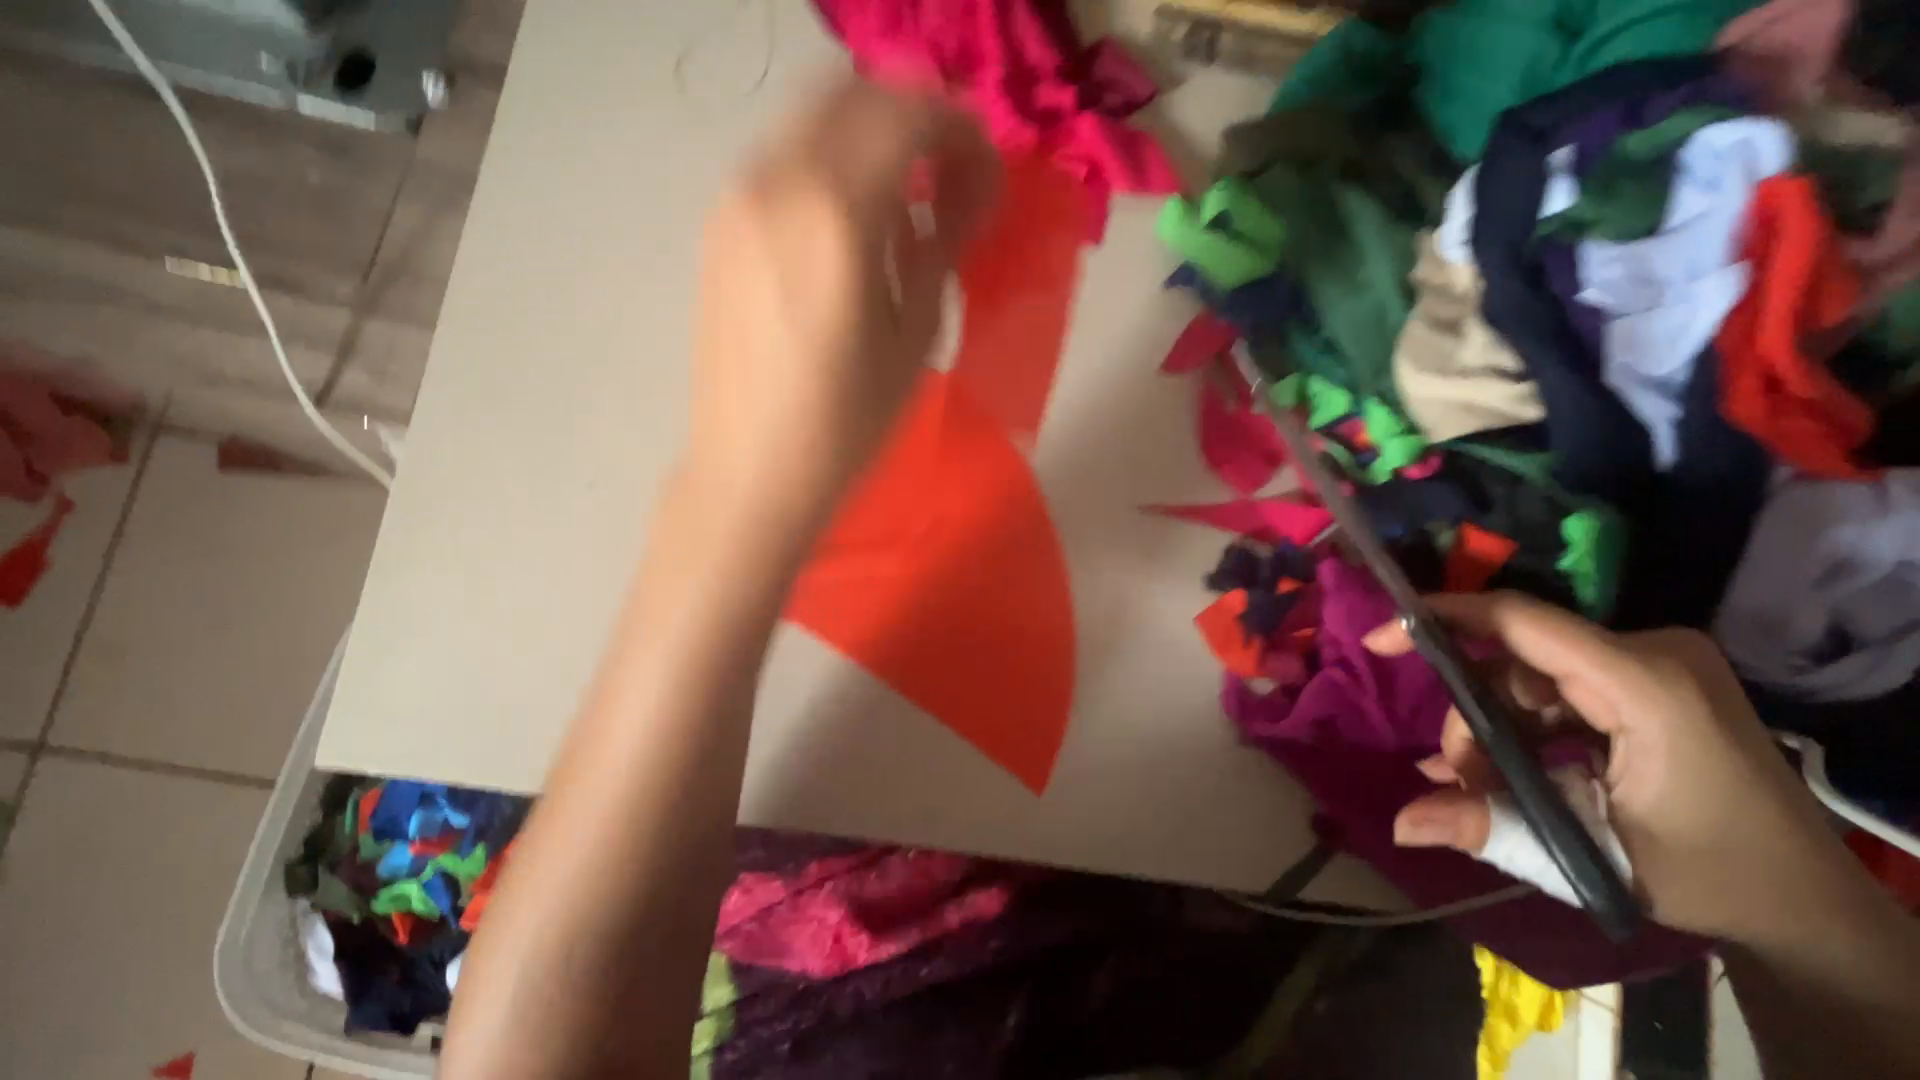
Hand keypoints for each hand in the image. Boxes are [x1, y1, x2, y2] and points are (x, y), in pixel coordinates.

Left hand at [684, 75, 1000, 526]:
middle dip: (916, 121)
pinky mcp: (719, 224)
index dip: (961, 132)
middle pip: (857, 96)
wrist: (749, 472)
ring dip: (871, 136)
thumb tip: (971, 188)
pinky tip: (852, 220)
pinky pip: (785, 158)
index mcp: (836, 214)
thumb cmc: (846, 424)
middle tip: (951, 174)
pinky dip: (830, 162)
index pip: (908, 116)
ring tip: (906, 198)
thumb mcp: (915, 334)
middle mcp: (777, 183)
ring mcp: (738, 199)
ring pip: (815, 120)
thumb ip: (944, 242)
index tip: (986, 173)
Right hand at [1364, 592, 1863, 942]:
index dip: (1443, 620)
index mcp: (1646, 683)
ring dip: (1494, 727)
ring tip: (1479, 788)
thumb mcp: (1594, 854)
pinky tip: (1496, 772)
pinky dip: (1522, 726)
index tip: (1380, 639)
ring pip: (1531, 674)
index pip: (1523, 622)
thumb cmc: (1715, 874)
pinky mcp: (1650, 683)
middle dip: (1473, 713)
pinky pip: (1560, 687)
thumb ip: (1490, 827)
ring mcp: (1653, 666)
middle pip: (1518, 656)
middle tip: (1459, 778)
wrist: (1809, 901)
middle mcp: (1650, 654)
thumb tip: (1398, 825)